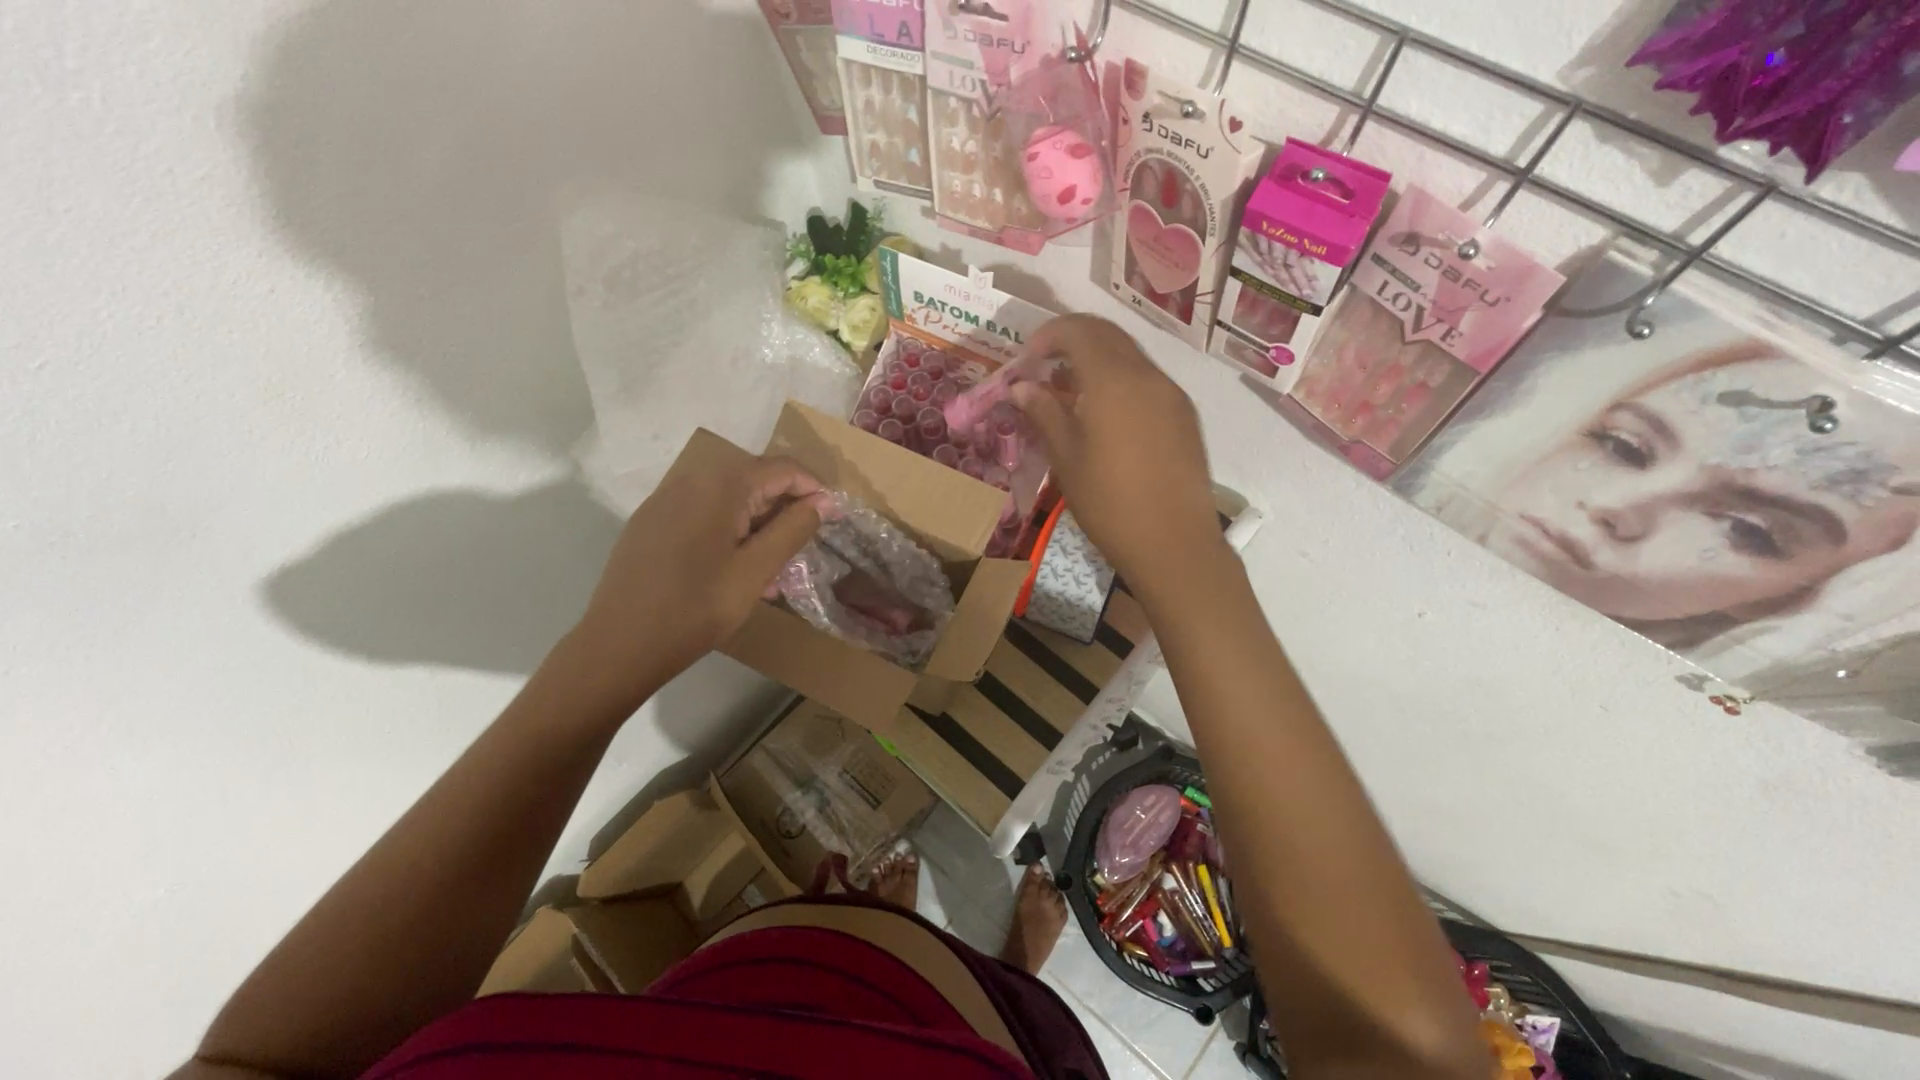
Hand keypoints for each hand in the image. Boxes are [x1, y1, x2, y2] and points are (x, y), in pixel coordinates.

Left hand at [567, 455, 832, 701]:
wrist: (618, 645)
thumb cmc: (695, 608)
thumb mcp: (755, 571)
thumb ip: (793, 530)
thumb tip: (823, 501)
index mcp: (720, 487)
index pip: (782, 468)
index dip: (814, 489)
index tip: (834, 520)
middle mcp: (690, 482)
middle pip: (753, 482)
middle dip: (784, 512)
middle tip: (801, 553)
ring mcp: (664, 502)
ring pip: (727, 502)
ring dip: (756, 528)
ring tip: (770, 574)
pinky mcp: (649, 525)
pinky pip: (701, 517)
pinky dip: (727, 535)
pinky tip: (732, 574)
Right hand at [1012, 315, 1224, 587]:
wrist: (1174, 543)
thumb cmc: (1110, 503)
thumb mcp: (1066, 458)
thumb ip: (1044, 413)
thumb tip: (1022, 386)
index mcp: (1114, 380)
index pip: (1078, 331)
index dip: (1047, 336)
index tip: (1025, 360)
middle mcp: (1148, 375)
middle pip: (1108, 335)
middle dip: (1072, 340)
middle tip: (1042, 367)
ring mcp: (1172, 394)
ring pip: (1130, 357)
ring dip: (1097, 360)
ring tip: (1069, 393)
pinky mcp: (1184, 416)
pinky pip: (1147, 381)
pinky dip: (1119, 381)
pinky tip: (1103, 415)